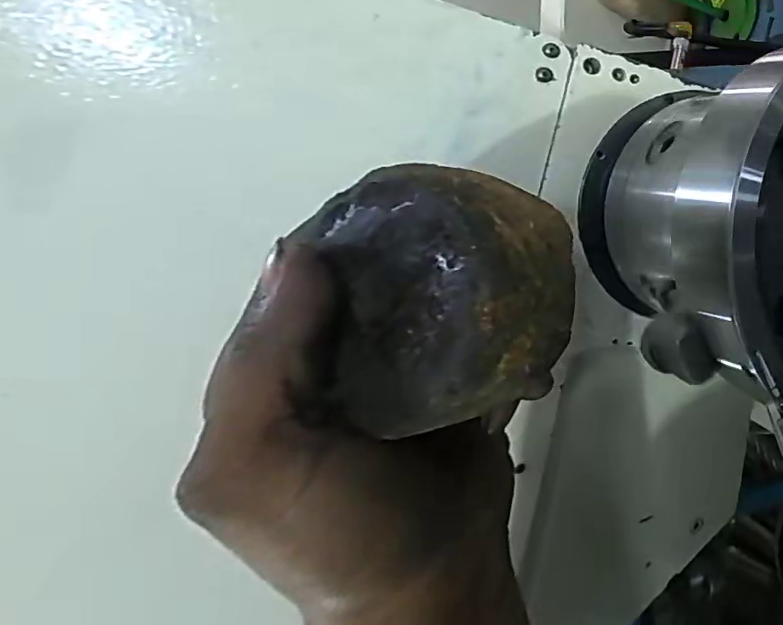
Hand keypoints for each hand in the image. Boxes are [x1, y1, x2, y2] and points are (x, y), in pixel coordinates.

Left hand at [176, 242, 533, 624]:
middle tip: (466, 222)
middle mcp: (345, 368)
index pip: (303, 289)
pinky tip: (527, 315)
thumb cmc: (335, 529)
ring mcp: (412, 376)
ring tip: (508, 256)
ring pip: (439, 306)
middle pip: (381, 289)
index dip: (341, 242)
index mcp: (283, 379)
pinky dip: (507, 325)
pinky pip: (486, 337)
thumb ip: (260, 366)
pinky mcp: (468, 384)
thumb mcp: (255, 464)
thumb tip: (295, 251)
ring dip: (472, 283)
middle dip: (419, 253)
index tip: (397, 202)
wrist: (433, 580)